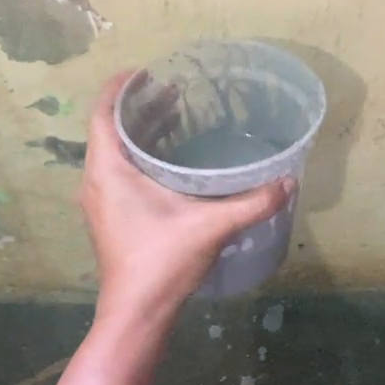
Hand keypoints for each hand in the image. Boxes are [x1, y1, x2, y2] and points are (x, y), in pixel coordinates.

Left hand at [80, 71, 293, 321]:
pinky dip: (142, 156)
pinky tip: (173, 162)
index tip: (145, 71)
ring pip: (115, 152)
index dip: (119, 88)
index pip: (103, 114)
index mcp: (108, 171)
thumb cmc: (163, 261)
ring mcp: (101, 202)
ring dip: (141, 132)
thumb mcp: (212, 225)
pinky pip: (120, 172)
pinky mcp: (111, 218)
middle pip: (110, 130)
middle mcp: (97, 181)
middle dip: (139, 107)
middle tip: (173, 90)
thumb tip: (288, 181)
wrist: (137, 313)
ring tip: (175, 116)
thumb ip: (252, 202)